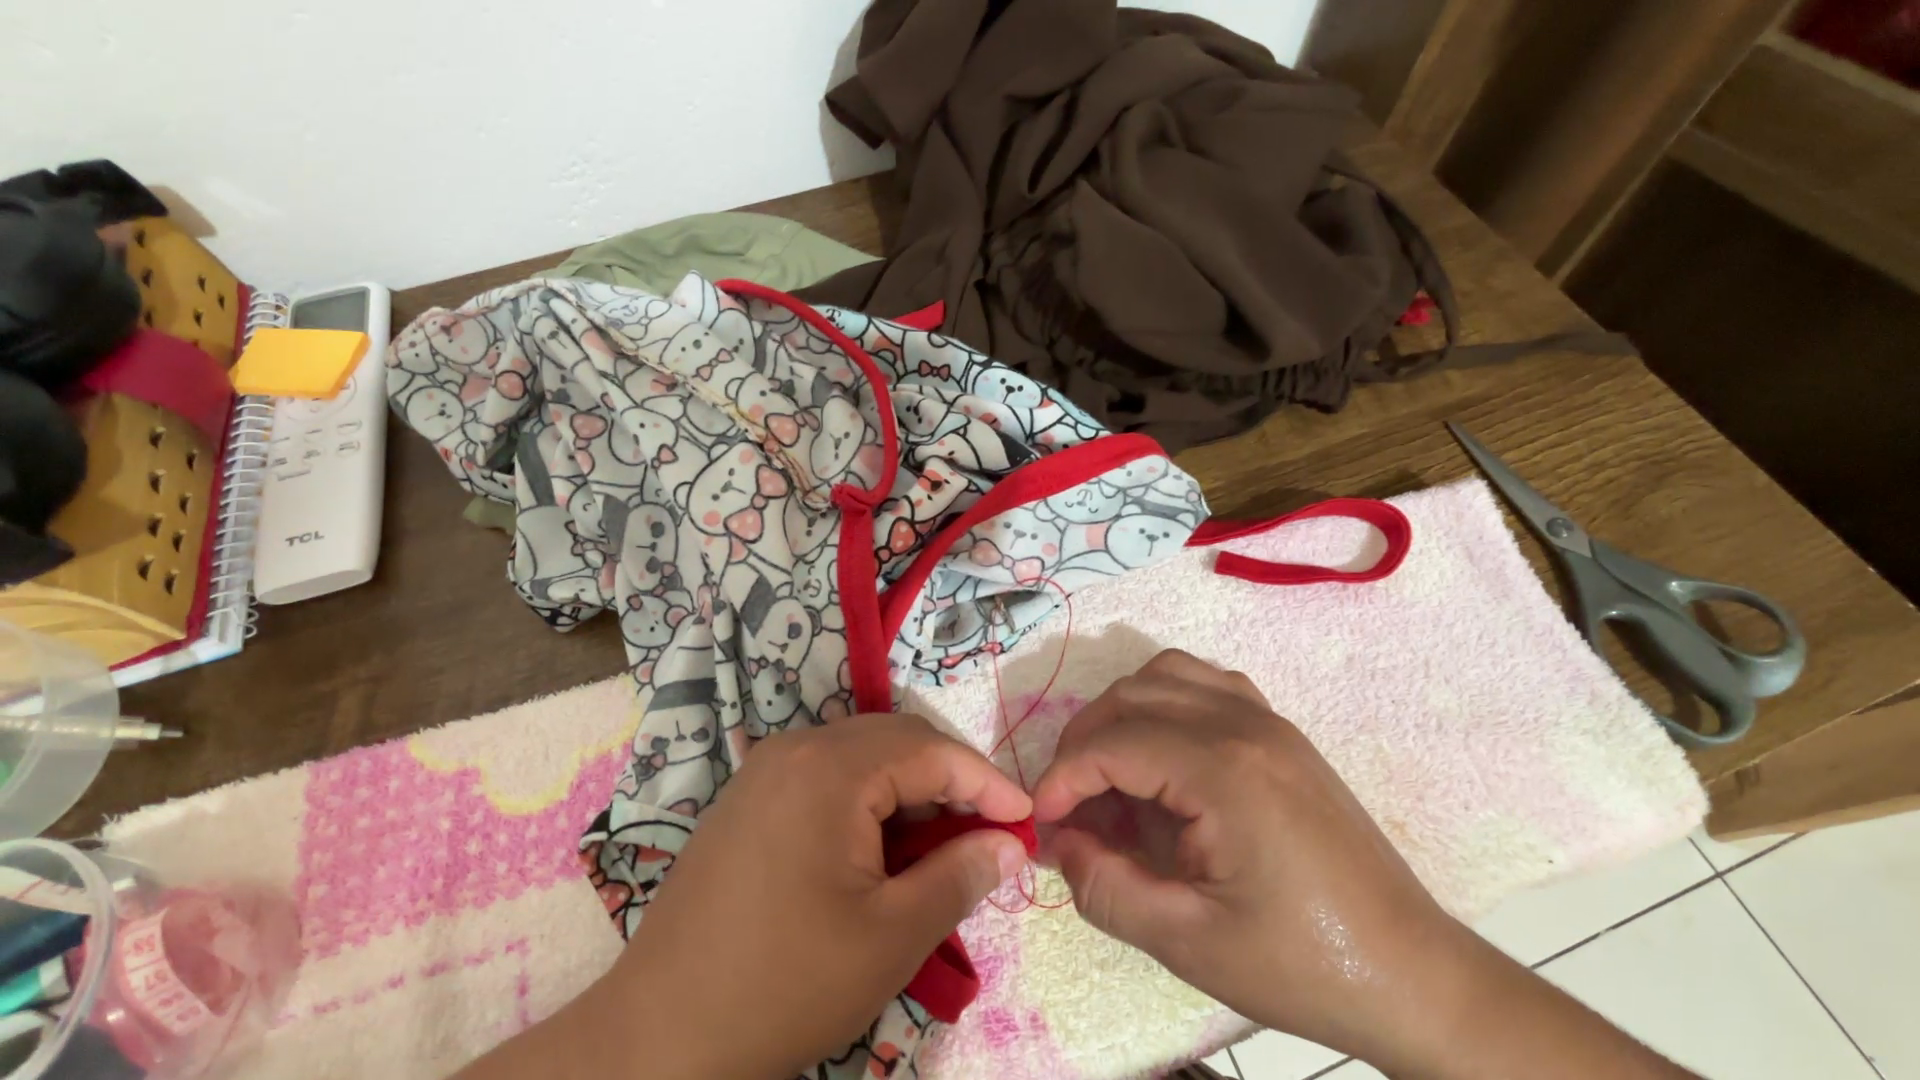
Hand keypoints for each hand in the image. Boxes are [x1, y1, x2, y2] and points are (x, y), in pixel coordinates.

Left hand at [605, 713, 1030, 1077]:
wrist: (662, 1035)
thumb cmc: (786, 983)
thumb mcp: (892, 936)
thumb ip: (959, 876)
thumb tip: (1008, 844)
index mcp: (829, 770)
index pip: (930, 750)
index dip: (987, 781)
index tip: (1026, 821)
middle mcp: (792, 750)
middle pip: (894, 741)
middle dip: (950, 779)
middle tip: (991, 829)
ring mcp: (761, 774)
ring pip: (859, 758)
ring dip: (909, 790)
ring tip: (944, 842)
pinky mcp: (745, 803)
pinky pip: (823, 779)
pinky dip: (867, 801)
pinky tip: (883, 848)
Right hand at [1030, 649, 1464, 1064]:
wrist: (1409, 972)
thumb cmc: (1298, 962)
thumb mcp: (1186, 941)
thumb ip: (1105, 887)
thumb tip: (1058, 844)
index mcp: (1223, 770)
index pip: (1111, 744)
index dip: (1062, 779)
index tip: (1041, 824)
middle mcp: (1244, 725)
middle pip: (1132, 696)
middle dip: (1083, 743)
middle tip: (1068, 806)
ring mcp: (1269, 722)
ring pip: (1167, 674)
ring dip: (1122, 715)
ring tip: (1108, 776)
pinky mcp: (1283, 735)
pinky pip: (1208, 685)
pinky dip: (1167, 704)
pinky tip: (1163, 760)